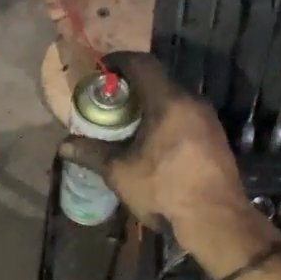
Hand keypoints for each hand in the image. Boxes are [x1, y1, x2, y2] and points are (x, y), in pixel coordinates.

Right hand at [58, 51, 249, 242]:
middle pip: (159, 82)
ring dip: (151, 106)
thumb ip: (93, 154)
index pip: (142, 64)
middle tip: (111, 101)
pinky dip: (167, 122)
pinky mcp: (216, 139)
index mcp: (168, 102)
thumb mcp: (121, 172)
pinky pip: (187, 119)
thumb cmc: (164, 189)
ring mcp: (208, 121)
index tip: (102, 69)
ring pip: (174, 101)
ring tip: (129, 125)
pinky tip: (154, 145)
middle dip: (133, 87)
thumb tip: (64, 146)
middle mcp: (192, 102)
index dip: (119, 61)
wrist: (215, 219)